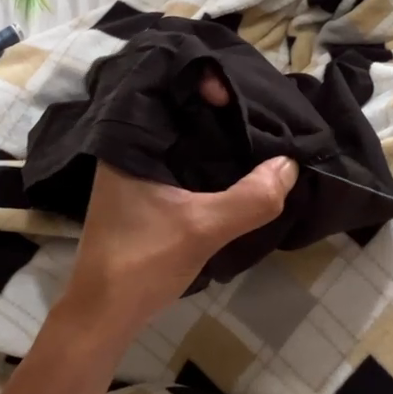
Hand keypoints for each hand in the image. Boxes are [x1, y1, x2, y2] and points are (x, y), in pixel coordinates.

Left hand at [57, 70, 298, 338]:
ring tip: (253, 133)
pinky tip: (234, 169)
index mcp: (127, 142)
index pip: (161, 85)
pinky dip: (204, 161)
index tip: (232, 95)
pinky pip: (179, 163)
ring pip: (178, 139)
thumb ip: (250, 198)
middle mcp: (126, 150)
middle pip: (174, 111)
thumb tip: (289, 165)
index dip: (198, 78)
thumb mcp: (201, 229)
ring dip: (211, 137)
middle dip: (213, 107)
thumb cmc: (141, 263)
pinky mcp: (143, 197)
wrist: (103, 315)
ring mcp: (133, 174)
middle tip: (256, 109)